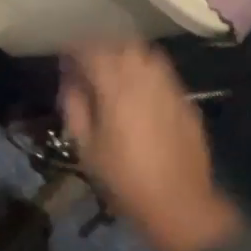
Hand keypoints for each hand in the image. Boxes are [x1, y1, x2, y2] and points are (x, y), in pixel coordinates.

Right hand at [59, 41, 241, 250]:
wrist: (179, 204)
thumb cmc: (123, 178)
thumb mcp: (86, 146)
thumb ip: (74, 106)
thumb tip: (70, 81)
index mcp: (116, 89)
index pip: (92, 51)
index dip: (75, 48)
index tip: (64, 55)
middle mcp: (145, 80)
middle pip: (122, 45)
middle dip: (102, 46)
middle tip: (87, 60)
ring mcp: (170, 89)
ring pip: (146, 54)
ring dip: (126, 55)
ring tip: (113, 70)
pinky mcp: (186, 102)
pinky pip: (163, 73)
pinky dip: (146, 71)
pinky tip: (138, 89)